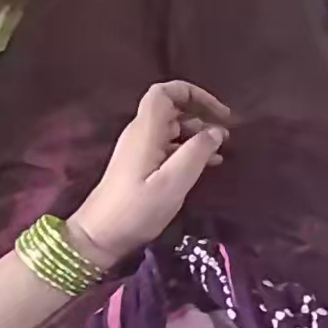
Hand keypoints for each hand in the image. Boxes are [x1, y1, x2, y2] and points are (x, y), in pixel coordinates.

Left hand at [69, 81, 233, 265]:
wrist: (100, 236)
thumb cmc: (137, 209)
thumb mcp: (173, 182)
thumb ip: (197, 152)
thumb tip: (217, 131)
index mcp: (146, 130)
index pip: (165, 91)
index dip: (193, 93)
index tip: (218, 112)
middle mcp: (142, 133)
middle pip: (172, 107)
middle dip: (201, 113)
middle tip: (227, 131)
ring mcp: (140, 149)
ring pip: (173, 127)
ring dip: (198, 132)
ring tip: (222, 148)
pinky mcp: (141, 165)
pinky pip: (169, 145)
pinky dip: (189, 148)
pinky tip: (208, 163)